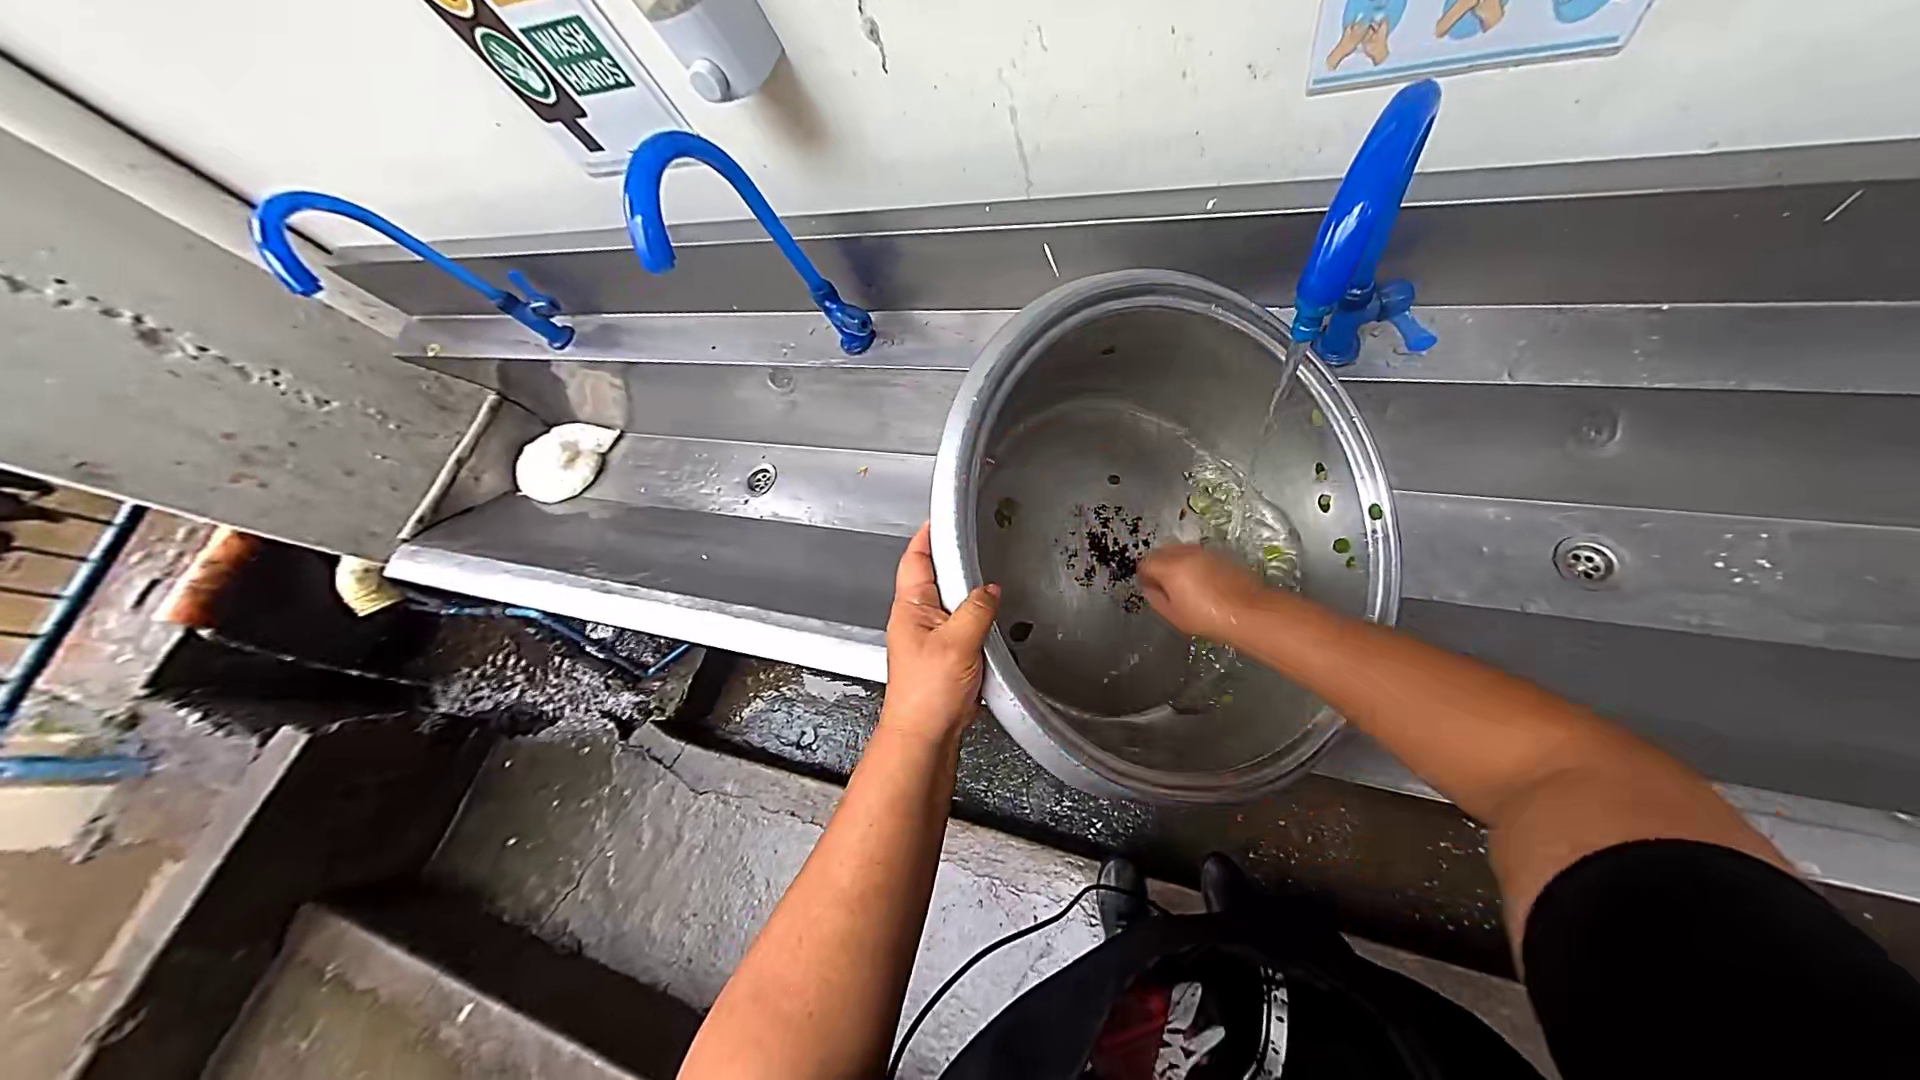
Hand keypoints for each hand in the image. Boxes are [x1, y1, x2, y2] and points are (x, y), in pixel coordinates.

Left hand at [883, 523, 1000, 739]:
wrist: (924, 735)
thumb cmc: (926, 696)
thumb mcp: (957, 643)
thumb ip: (976, 610)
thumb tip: (991, 590)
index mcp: (910, 607)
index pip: (916, 557)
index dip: (929, 534)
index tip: (943, 516)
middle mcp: (916, 618)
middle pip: (934, 575)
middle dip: (953, 559)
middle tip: (974, 544)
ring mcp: (929, 636)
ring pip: (950, 601)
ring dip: (967, 592)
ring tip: (986, 580)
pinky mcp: (943, 654)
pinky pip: (960, 625)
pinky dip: (975, 619)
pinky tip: (989, 622)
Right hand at [1137, 544, 1268, 640]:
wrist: (1250, 612)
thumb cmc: (1208, 618)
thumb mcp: (1173, 615)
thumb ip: (1155, 598)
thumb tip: (1150, 588)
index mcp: (1170, 567)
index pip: (1146, 563)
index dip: (1144, 575)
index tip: (1148, 586)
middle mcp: (1186, 553)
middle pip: (1161, 551)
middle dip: (1158, 564)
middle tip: (1163, 583)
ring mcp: (1205, 551)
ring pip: (1180, 549)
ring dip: (1175, 561)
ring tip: (1182, 581)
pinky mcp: (1221, 554)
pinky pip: (1198, 553)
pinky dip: (1192, 562)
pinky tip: (1200, 579)